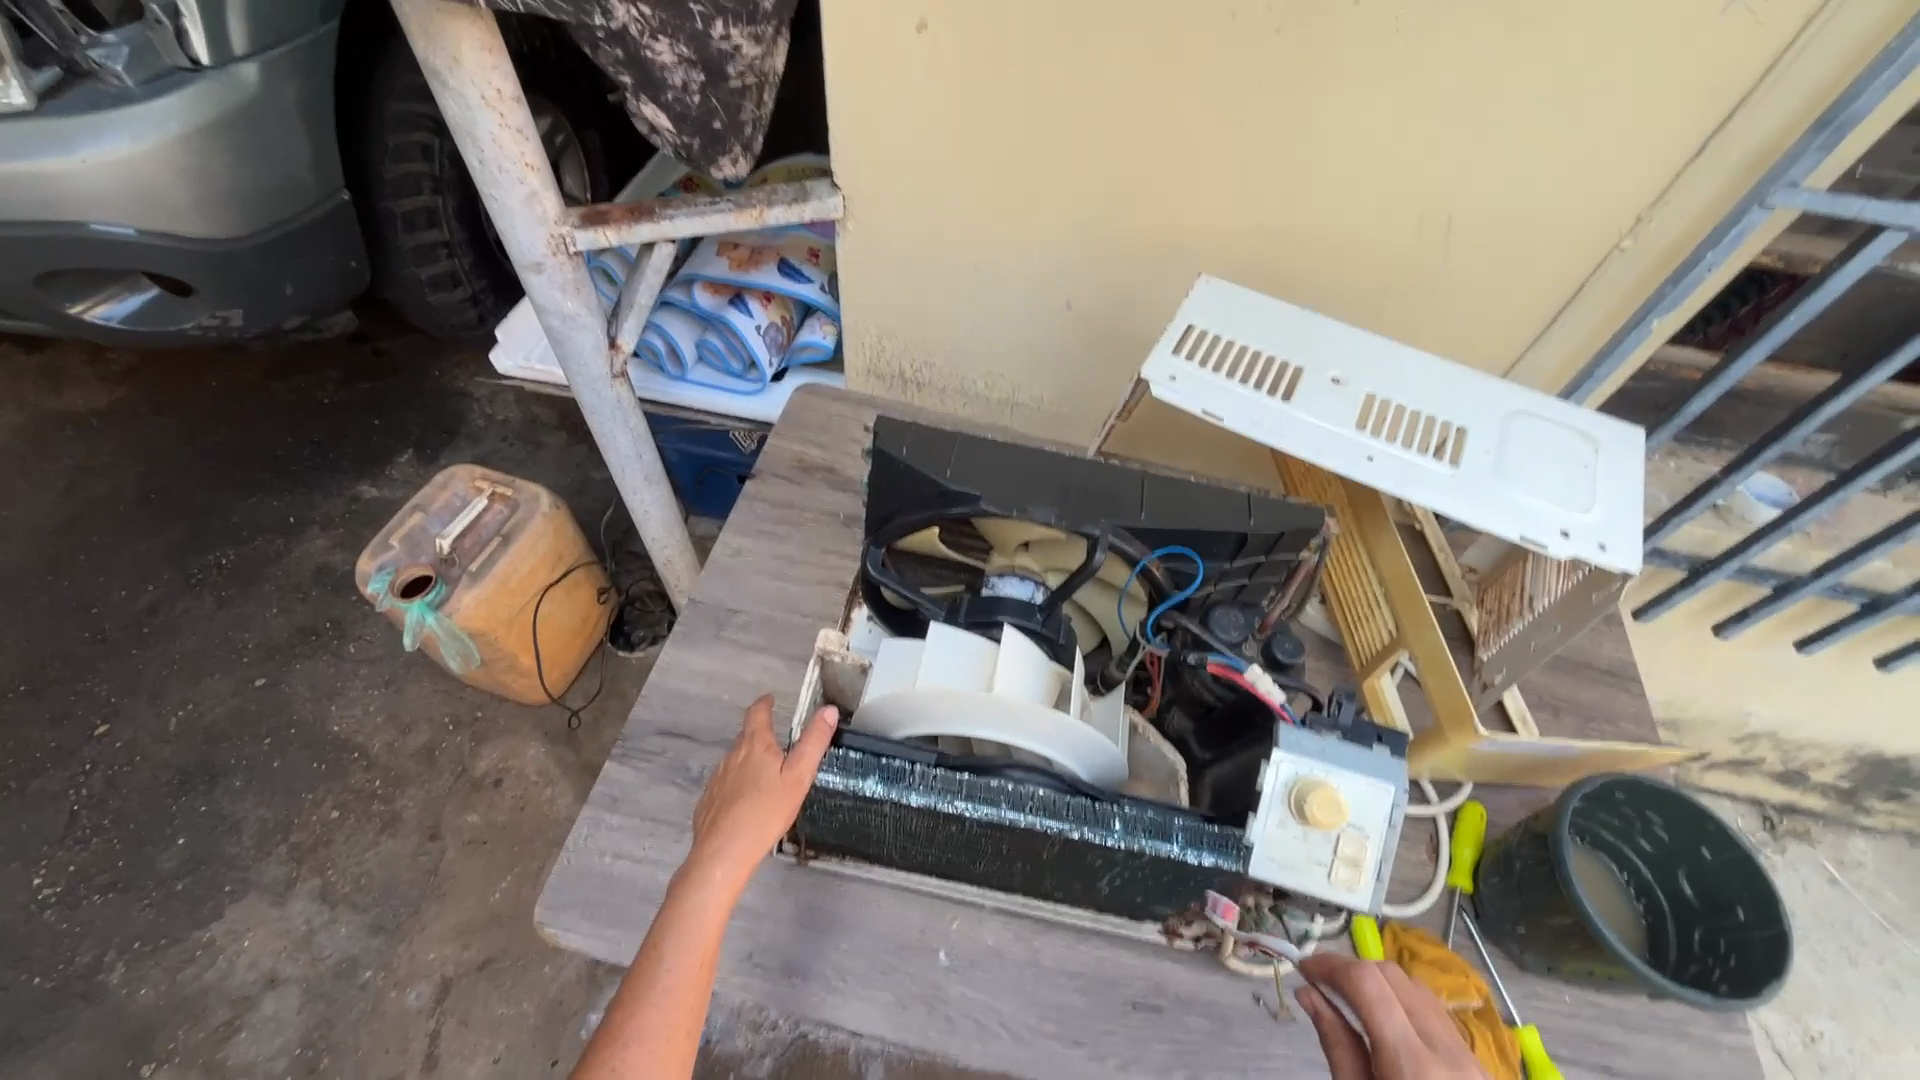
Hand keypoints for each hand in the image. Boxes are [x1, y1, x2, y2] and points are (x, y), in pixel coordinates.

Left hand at [685, 695, 837, 893]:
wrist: (724, 852)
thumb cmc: (766, 811)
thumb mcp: (799, 776)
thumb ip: (814, 742)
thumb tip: (829, 710)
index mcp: (755, 745)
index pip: (757, 713)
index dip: (765, 703)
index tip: (770, 699)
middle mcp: (732, 755)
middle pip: (746, 738)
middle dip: (761, 737)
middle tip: (778, 747)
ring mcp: (717, 778)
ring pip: (736, 762)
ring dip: (750, 763)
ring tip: (766, 779)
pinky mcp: (708, 801)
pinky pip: (726, 785)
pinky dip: (738, 787)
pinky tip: (747, 805)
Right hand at [1295, 953, 1487, 1079]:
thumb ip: (1337, 1044)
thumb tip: (1308, 993)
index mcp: (1413, 1067)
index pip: (1367, 984)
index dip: (1330, 965)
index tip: (1303, 968)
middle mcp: (1447, 1051)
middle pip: (1392, 976)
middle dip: (1350, 969)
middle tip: (1318, 980)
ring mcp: (1470, 1058)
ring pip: (1416, 988)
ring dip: (1376, 981)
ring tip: (1347, 996)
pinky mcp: (1479, 1064)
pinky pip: (1435, 1012)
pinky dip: (1402, 999)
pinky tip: (1382, 1016)